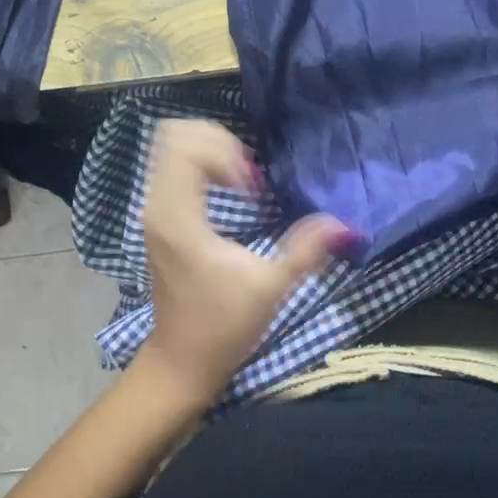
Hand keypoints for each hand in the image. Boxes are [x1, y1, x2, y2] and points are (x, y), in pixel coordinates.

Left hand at [133, 120, 350, 406]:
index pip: (186, 148)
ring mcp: (154, 210)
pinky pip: (173, 165)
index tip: (254, 190)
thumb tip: (344, 224)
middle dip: (219, 142)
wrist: (181, 362)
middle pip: (174, 135)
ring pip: (170, 147)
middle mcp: (158, 205)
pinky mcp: (159, 216)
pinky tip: (231, 190)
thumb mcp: (270, 288)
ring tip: (243, 181)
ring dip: (211, 150)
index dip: (227, 156)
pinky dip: (202, 163)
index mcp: (179, 218)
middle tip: (249, 175)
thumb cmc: (223, 326)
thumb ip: (305, 250)